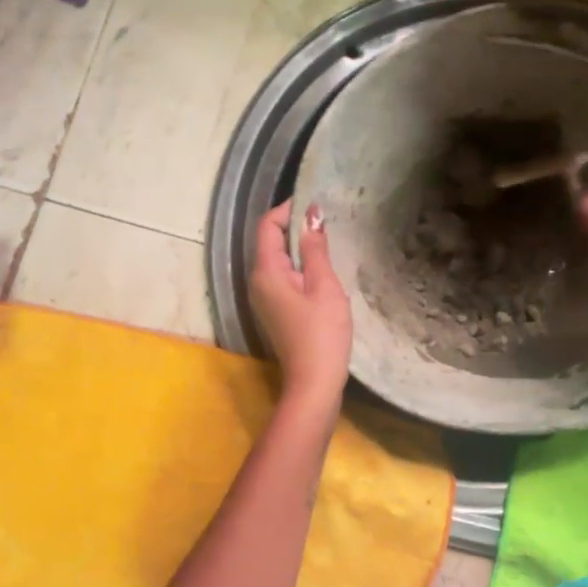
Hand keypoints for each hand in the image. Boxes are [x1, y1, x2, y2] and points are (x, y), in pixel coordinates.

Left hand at [250, 201, 351, 398]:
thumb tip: (311, 213)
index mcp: (266, 271)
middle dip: (295, 226)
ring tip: (329, 240)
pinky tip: (323, 270)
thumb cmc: (322, 334)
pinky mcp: (276, 310)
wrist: (314, 383)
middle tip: (328, 219)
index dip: (288, 209)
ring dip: (299, 247)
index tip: (317, 203)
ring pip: (278, 260)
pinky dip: (300, 266)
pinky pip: (283, 277)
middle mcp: (257, 281)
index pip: (267, 225)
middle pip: (270, 241)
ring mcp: (265, 298)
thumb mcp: (324, 286)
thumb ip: (316, 248)